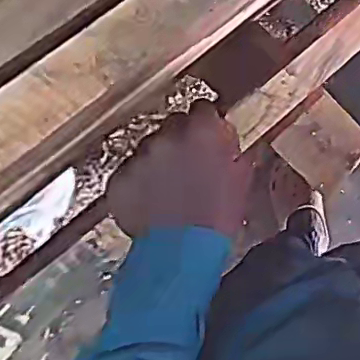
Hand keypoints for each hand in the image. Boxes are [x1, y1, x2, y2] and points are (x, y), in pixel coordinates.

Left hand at [104, 105, 252, 241]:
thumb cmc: (221, 214)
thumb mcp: (241, 175)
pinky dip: (138, 181)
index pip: (202, 107)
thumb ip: (233, 147)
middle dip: (181, 138)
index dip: (205, 121)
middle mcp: (167, 135)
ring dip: (159, 159)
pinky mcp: (118, 179)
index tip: (207, 134)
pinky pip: (129, 172)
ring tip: (169, 185)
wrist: (183, 251)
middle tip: (189, 162)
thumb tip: (226, 135)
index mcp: (202, 130)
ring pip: (149, 148)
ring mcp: (139, 156)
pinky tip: (152, 199)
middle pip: (173, 124)